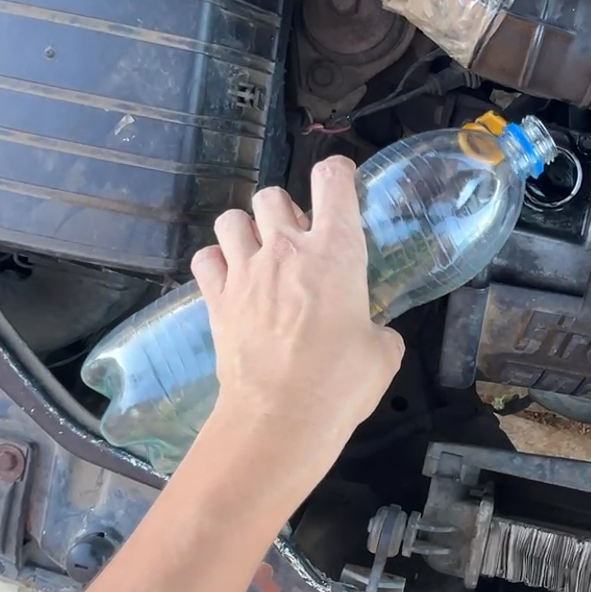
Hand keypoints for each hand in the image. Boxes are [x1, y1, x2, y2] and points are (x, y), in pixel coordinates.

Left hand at [192, 156, 404, 450]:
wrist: (280, 418)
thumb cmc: (341, 383)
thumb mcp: (384, 353)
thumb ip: (378, 329)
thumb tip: (370, 332)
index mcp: (337, 251)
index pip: (333, 181)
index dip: (338, 174)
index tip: (342, 184)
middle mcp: (287, 248)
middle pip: (274, 195)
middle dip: (286, 210)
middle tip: (299, 240)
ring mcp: (246, 270)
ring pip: (232, 217)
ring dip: (248, 229)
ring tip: (260, 254)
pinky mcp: (216, 297)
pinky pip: (206, 257)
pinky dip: (217, 262)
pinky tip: (231, 280)